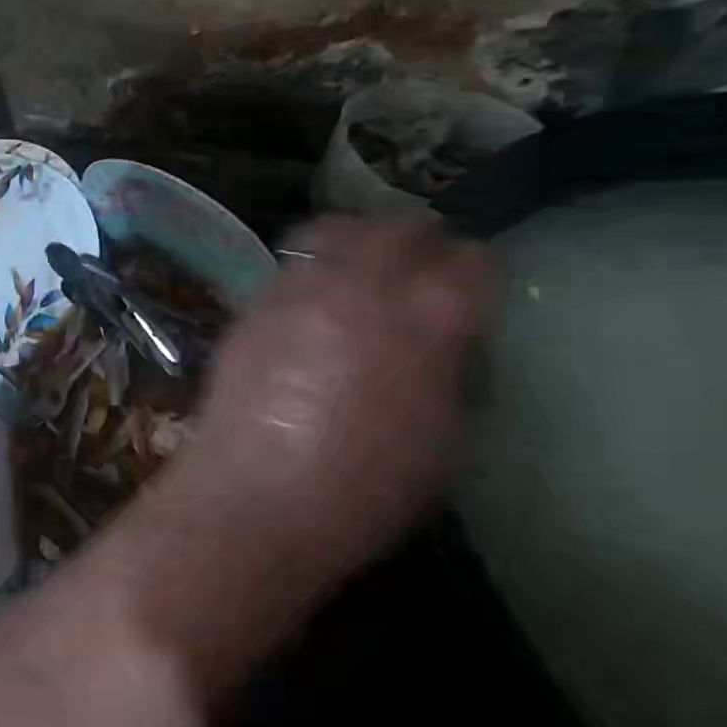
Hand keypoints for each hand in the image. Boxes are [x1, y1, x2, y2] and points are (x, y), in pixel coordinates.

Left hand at [179, 218, 494, 580]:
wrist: (254, 494)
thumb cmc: (363, 489)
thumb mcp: (443, 438)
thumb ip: (447, 369)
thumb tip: (444, 338)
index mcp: (420, 329)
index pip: (466, 266)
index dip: (476, 266)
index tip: (475, 274)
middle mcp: (352, 295)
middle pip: (392, 232)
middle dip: (417, 236)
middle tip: (423, 254)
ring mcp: (292, 296)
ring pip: (329, 234)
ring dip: (357, 237)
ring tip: (365, 258)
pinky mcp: (250, 308)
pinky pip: (288, 267)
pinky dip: (312, 266)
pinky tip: (316, 292)